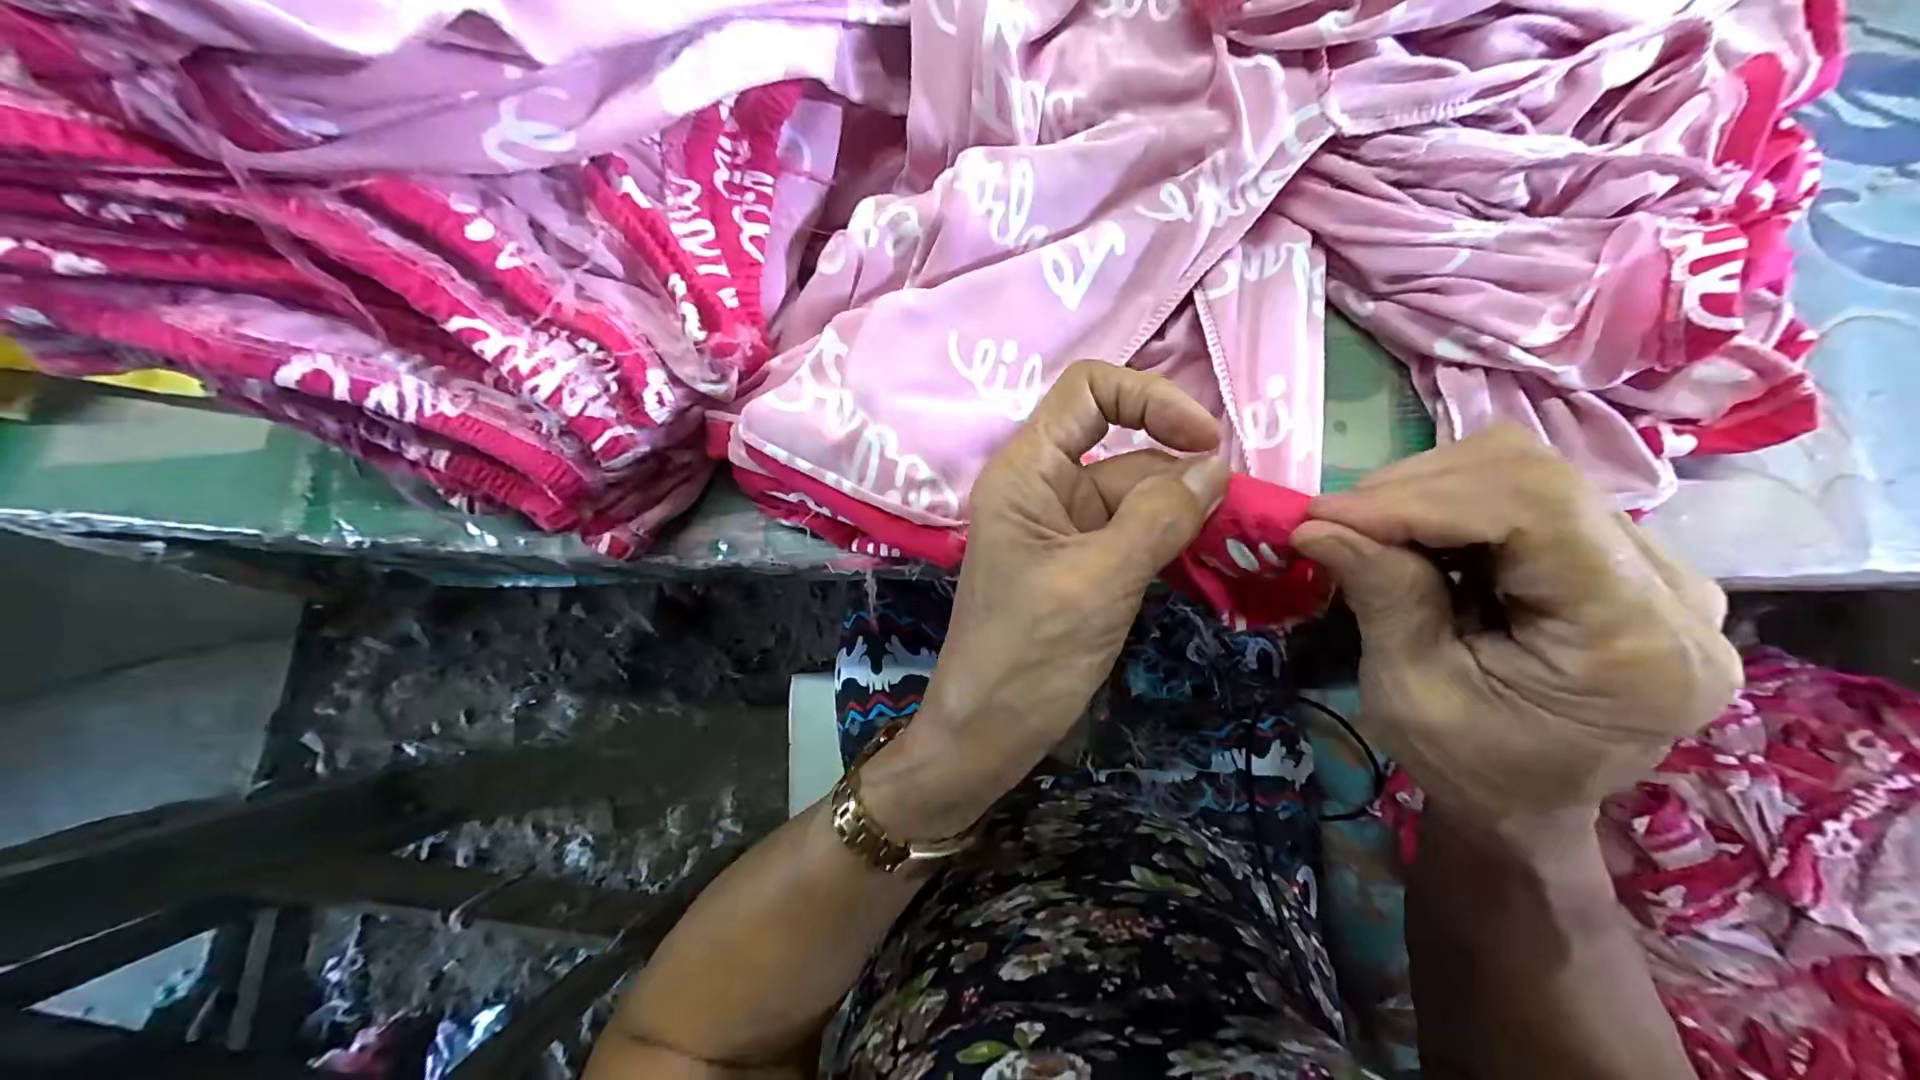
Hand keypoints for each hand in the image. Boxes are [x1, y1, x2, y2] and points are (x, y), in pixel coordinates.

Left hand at [861, 361, 1229, 837]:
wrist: (986, 735)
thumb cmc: (1028, 657)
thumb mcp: (1100, 581)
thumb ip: (1159, 516)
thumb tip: (1216, 464)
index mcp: (1026, 473)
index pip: (1088, 390)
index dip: (1151, 398)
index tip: (1206, 443)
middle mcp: (1042, 488)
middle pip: (1123, 447)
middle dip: (1181, 472)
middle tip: (1241, 515)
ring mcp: (1061, 528)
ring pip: (1134, 494)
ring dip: (1183, 510)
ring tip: (1235, 540)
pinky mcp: (1078, 564)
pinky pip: (1131, 533)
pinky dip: (1168, 539)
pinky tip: (1206, 556)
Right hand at [1291, 427, 1741, 838]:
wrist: (1525, 801)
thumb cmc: (1468, 768)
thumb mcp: (1411, 694)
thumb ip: (1383, 598)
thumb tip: (1317, 524)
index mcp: (1636, 645)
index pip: (1539, 513)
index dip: (1422, 499)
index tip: (1328, 517)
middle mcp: (1675, 593)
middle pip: (1537, 477)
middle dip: (1415, 489)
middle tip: (1336, 521)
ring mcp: (1658, 567)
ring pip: (1529, 471)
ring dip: (1427, 489)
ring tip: (1367, 529)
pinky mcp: (1621, 557)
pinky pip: (1528, 493)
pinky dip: (1448, 502)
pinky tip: (1410, 535)